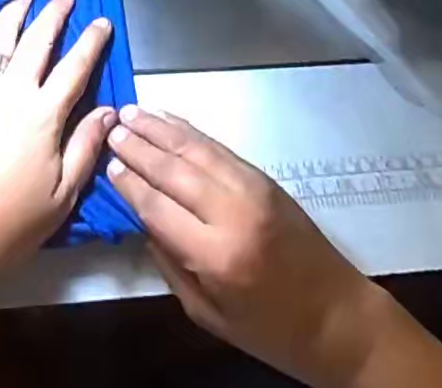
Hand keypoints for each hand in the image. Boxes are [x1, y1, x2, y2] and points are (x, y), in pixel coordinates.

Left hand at [0, 0, 115, 305]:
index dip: (91, 42)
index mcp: (44, 116)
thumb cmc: (5, 226)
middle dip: (55, 14)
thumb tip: (110, 110)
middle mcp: (12, 93)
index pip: (75, 68)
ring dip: (15, 11)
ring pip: (0, 39)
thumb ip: (86, 147)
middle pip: (38, 42)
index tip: (102, 21)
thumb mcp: (61, 196)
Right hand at [104, 106, 390, 387]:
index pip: (160, 208)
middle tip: (112, 127)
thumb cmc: (268, 327)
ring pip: (199, 150)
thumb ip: (171, 264)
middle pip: (177, 170)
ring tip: (133, 113)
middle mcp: (234, 210)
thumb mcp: (207, 313)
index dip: (131, 184)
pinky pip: (221, 149)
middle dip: (141, 147)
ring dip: (163, 129)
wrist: (334, 310)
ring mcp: (253, 187)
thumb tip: (142, 220)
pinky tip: (172, 123)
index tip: (107, 163)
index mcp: (217, 254)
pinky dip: (193, 133)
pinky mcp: (264, 177)